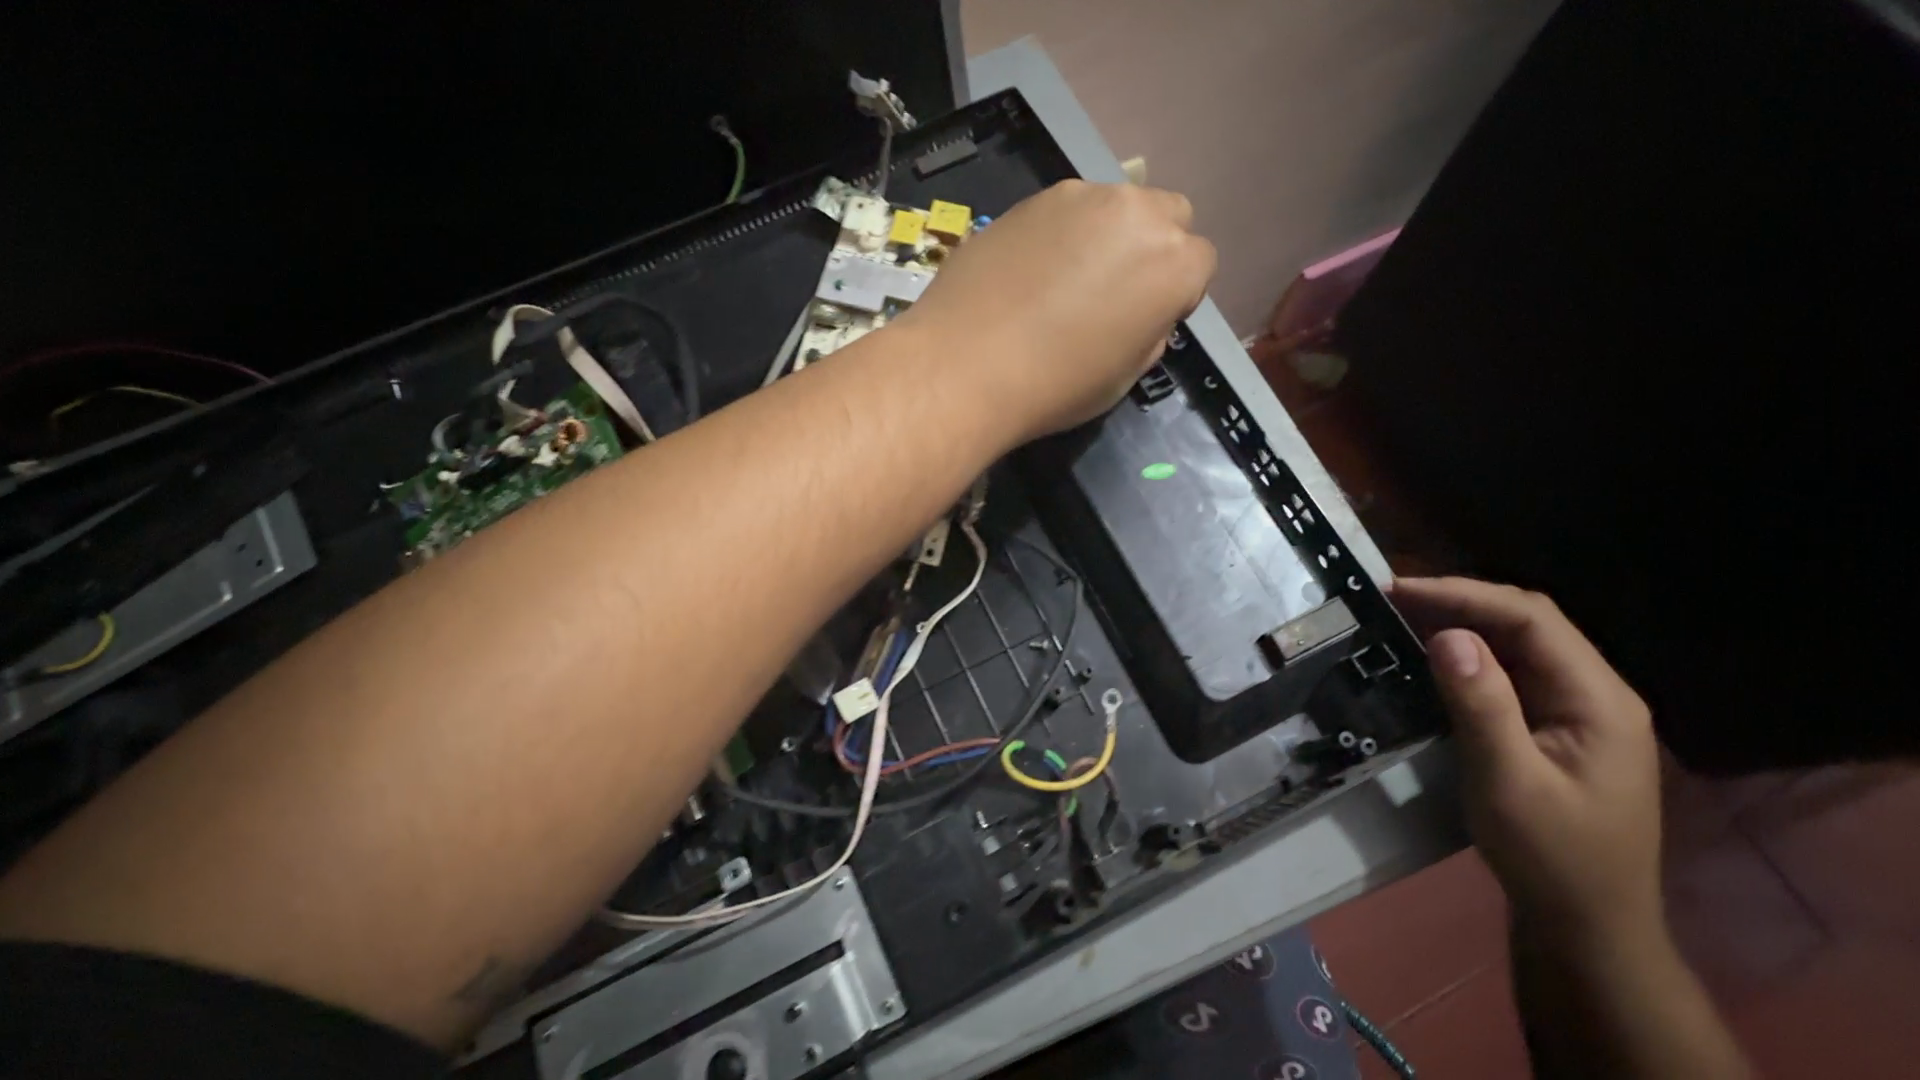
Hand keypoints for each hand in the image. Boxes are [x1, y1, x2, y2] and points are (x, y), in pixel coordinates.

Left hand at [897, 179, 1216, 443]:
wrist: (965, 364)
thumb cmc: (1056, 385)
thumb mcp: (1124, 376)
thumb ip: (1148, 332)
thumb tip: (1142, 315)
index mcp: (1175, 262)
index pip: (1199, 263)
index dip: (1174, 294)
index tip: (1143, 319)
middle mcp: (1136, 214)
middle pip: (1166, 216)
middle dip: (1152, 247)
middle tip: (1113, 291)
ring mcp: (1080, 198)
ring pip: (1113, 206)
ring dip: (1105, 235)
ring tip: (1063, 281)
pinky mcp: (1031, 198)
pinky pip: (1064, 211)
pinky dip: (1059, 234)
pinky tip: (1027, 273)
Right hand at [1392, 577, 1662, 938]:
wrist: (1589, 926)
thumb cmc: (1552, 857)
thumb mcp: (1509, 783)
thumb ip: (1483, 706)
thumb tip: (1447, 636)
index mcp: (1598, 699)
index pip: (1532, 619)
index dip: (1464, 595)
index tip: (1400, 592)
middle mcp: (1597, 693)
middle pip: (1529, 625)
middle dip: (1461, 603)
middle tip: (1393, 601)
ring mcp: (1581, 712)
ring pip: (1521, 648)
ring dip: (1464, 626)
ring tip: (1404, 619)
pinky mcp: (1561, 730)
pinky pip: (1515, 676)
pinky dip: (1472, 659)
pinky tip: (1437, 660)